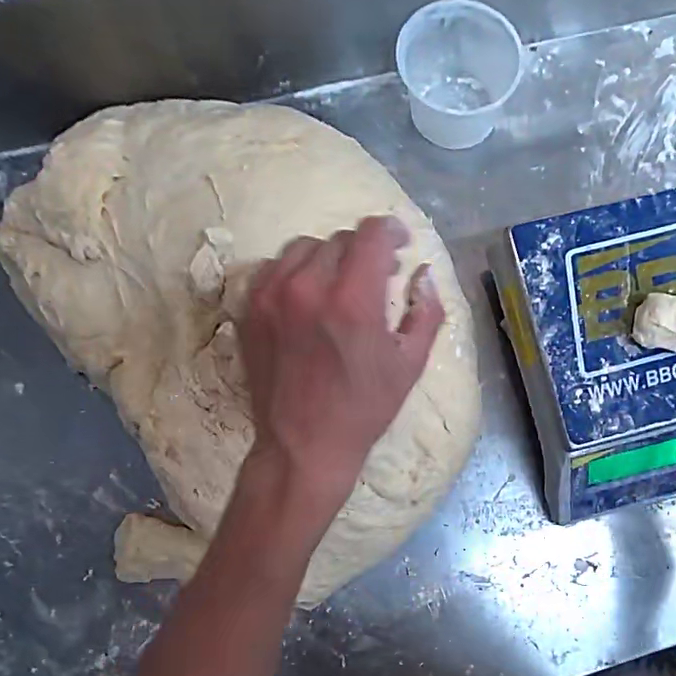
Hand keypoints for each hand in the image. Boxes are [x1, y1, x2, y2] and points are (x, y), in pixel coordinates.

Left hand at [242, 215, 444, 501]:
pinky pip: (275, 268)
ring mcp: (271, 295)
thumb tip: (426, 274)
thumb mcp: (411, 364)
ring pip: (305, 248)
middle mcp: (308, 287)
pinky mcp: (249, 308)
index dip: (392, 231)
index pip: (372, 234)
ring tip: (340, 285)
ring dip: (329, 258)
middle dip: (364, 251)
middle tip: (377, 275)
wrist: (304, 443)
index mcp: (353, 301)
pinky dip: (297, 272)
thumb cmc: (365, 407)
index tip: (400, 243)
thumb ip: (426, 311)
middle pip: (340, 239)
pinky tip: (309, 297)